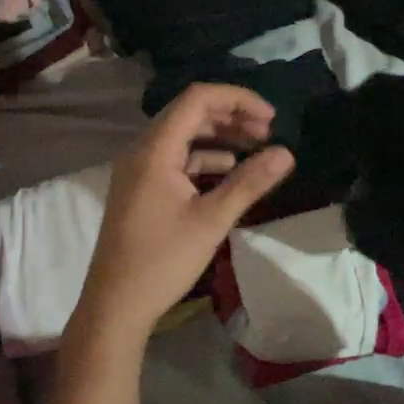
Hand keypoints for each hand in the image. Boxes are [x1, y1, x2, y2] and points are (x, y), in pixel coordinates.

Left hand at [74, 84, 294, 343]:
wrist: (116, 304)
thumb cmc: (163, 261)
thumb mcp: (211, 221)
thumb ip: (249, 183)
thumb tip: (286, 153)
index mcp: (154, 150)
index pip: (197, 99)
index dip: (238, 100)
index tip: (272, 119)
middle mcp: (141, 151)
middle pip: (189, 113)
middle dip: (231, 116)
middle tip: (268, 133)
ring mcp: (138, 171)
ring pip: (183, 137)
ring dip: (220, 137)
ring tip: (256, 149)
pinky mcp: (141, 190)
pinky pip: (175, 159)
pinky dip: (204, 159)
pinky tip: (229, 173)